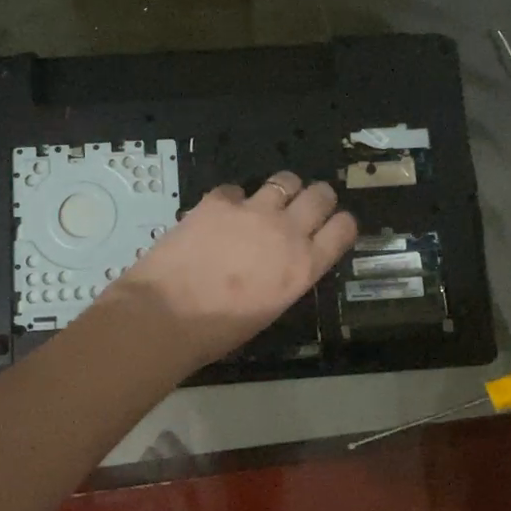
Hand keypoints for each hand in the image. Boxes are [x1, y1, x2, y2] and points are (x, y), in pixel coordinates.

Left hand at [115, 171, 356, 372]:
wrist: (167, 313)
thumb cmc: (218, 330)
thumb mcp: (269, 309)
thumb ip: (285, 277)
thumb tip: (280, 264)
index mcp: (304, 267)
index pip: (343, 228)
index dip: (339, 224)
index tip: (331, 227)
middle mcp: (287, 231)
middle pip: (320, 195)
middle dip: (317, 198)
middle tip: (303, 207)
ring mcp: (252, 210)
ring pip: (285, 180)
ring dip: (282, 189)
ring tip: (267, 202)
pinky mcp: (218, 200)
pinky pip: (235, 189)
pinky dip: (232, 199)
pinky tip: (219, 214)